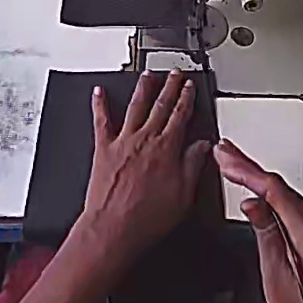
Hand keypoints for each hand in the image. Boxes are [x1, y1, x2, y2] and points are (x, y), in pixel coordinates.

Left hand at [72, 71, 211, 269]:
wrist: (113, 229)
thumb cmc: (146, 218)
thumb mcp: (183, 195)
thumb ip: (193, 165)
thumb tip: (203, 147)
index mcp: (166, 149)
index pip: (180, 115)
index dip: (186, 98)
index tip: (189, 86)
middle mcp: (145, 139)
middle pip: (160, 105)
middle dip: (169, 87)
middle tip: (173, 74)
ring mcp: (123, 141)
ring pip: (135, 106)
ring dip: (143, 88)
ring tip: (147, 75)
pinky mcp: (103, 149)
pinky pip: (101, 121)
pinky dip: (99, 105)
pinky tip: (98, 93)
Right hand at [214, 140, 302, 302]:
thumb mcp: (278, 284)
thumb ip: (266, 236)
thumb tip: (253, 205)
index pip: (273, 189)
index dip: (246, 169)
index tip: (226, 156)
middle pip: (284, 189)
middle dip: (252, 170)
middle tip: (227, 154)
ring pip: (293, 199)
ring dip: (266, 184)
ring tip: (240, 169)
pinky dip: (282, 200)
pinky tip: (268, 196)